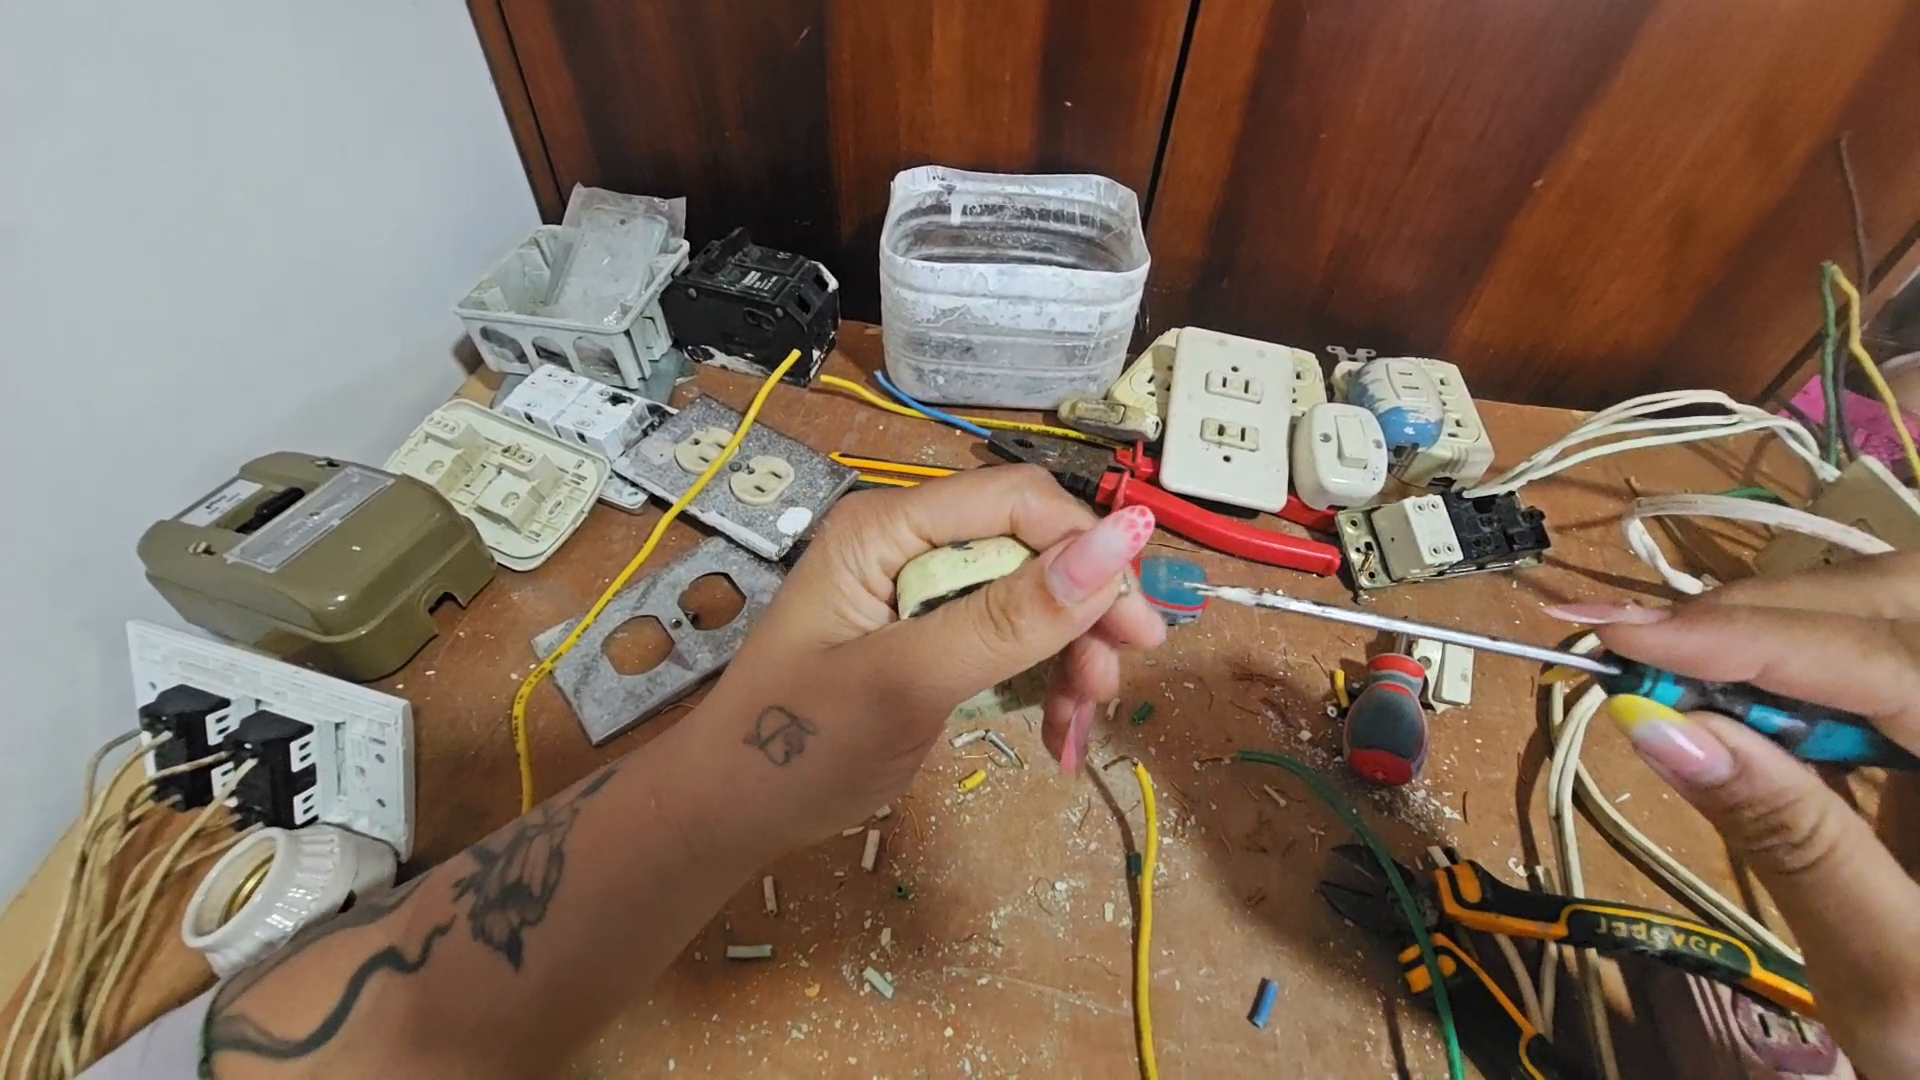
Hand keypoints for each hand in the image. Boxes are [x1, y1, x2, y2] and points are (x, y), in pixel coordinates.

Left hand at [687, 465, 1165, 849]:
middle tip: (1113, 682)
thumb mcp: (906, 680)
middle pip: (1032, 551)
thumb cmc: (798, 746)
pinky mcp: (935, 635)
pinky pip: (1011, 640)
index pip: (1015, 502)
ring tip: (1079, 723)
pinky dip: (1043, 682)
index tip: (1133, 623)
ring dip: (1069, 656)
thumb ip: (1008, 617)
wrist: (735, 812)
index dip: (1085, 549)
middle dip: (1082, 614)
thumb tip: (1118, 542)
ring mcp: (924, 592)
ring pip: (1033, 600)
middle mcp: (912, 544)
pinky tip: (1059, 733)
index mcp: (889, 527)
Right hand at [1548, 553, 1919, 1076]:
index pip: (1895, 664)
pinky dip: (1778, 664)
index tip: (1613, 633)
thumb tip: (1654, 725)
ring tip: (1662, 672)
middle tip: (1631, 646)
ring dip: (1756, 633)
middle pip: (1893, 605)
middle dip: (1751, 615)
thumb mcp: (1890, 971)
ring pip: (1875, 614)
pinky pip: (1868, 657)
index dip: (1745, 637)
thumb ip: (1788, 837)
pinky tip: (1723, 696)